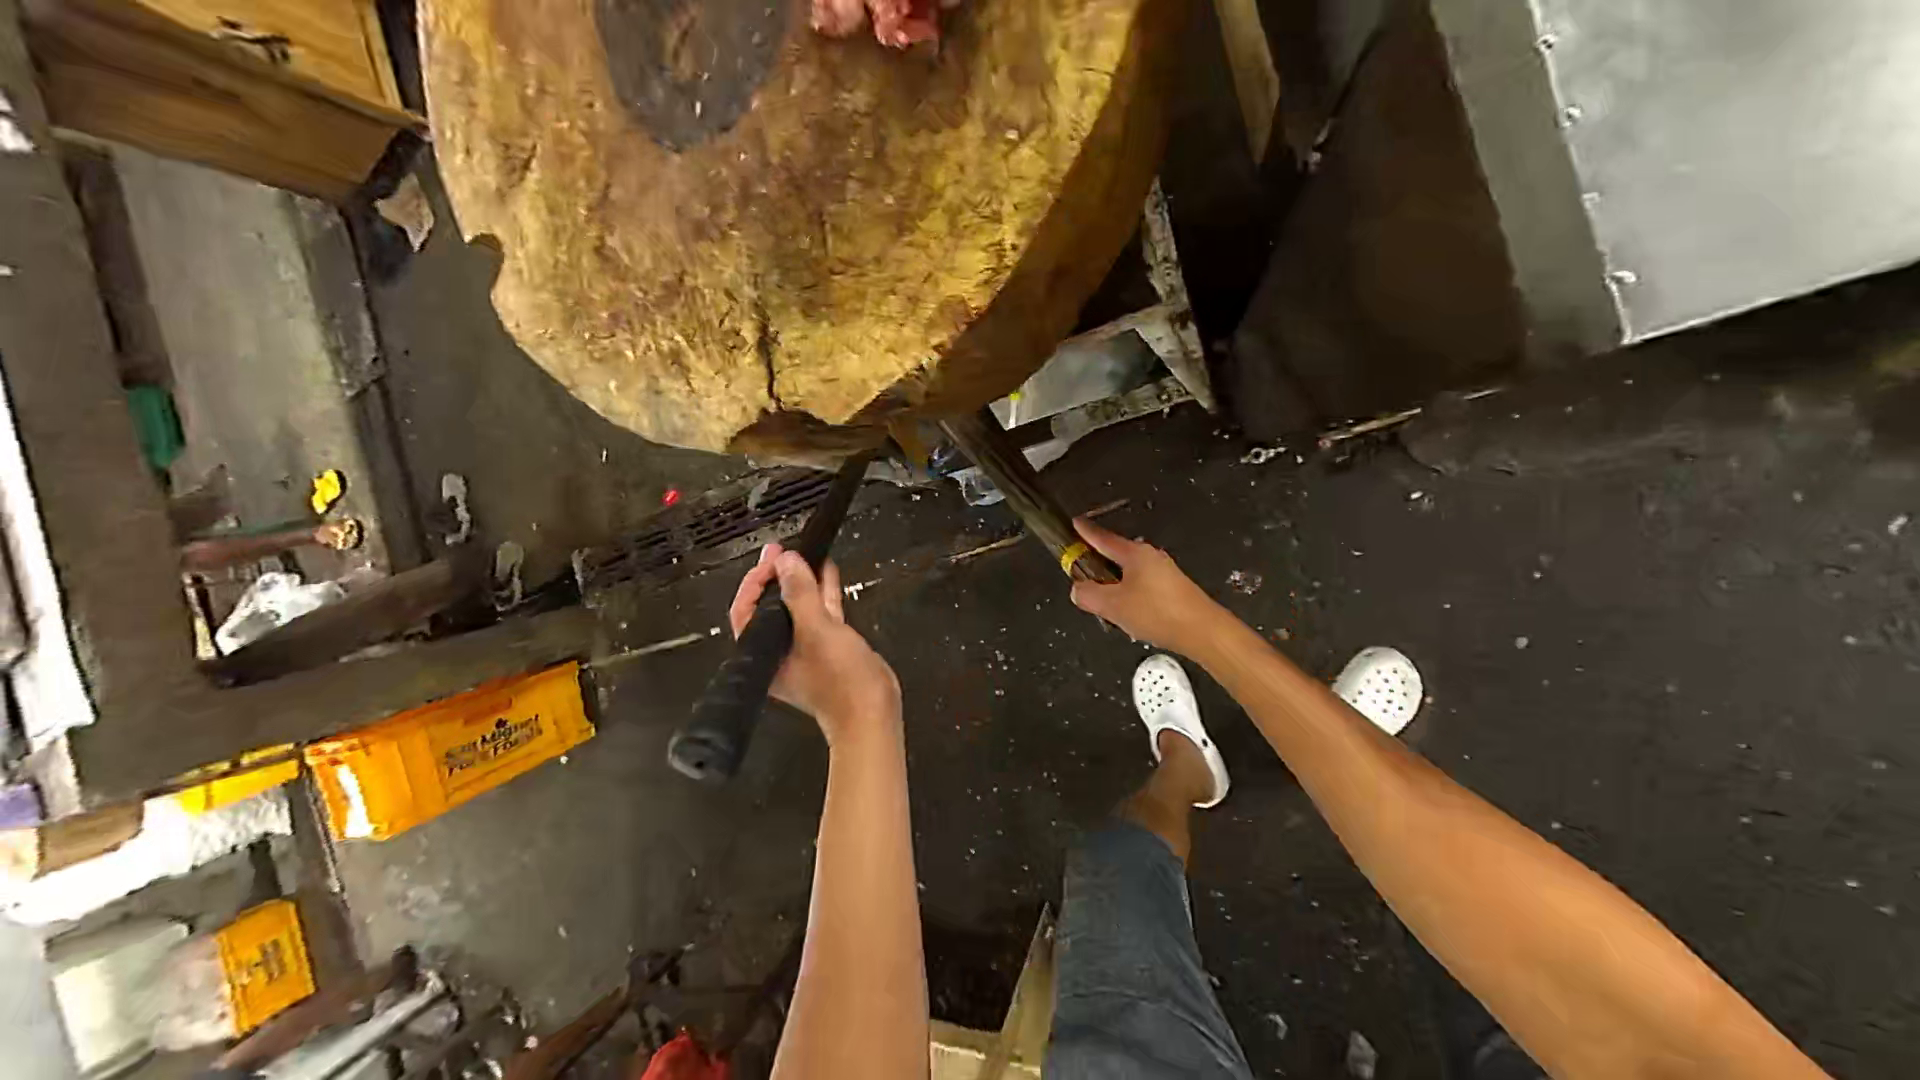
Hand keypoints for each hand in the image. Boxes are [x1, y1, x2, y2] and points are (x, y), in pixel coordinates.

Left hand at [729, 544, 901, 749]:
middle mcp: (780, 650)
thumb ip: (800, 594)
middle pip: (770, 606)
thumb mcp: (817, 630)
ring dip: (801, 580)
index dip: (755, 581)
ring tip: (803, 554)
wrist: (872, 709)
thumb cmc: (840, 681)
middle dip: (777, 577)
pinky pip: (821, 612)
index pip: (746, 610)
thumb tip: (786, 563)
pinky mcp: (829, 645)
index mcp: (765, 653)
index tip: (771, 559)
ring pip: (798, 606)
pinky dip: (823, 591)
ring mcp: (805, 648)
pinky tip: (827, 571)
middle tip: (782, 552)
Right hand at [1068, 518, 1224, 655]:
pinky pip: (1143, 587)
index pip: (1104, 538)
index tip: (1075, 523)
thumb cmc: (1157, 613)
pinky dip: (1130, 596)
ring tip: (1105, 605)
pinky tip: (1129, 615)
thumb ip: (1088, 595)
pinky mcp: (1173, 590)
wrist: (1203, 631)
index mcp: (1135, 554)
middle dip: (1099, 565)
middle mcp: (1151, 558)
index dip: (1086, 532)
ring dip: (1115, 585)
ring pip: (1130, 575)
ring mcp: (1164, 573)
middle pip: (1117, 556)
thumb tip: (1077, 588)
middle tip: (1082, 577)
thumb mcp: (1113, 606)